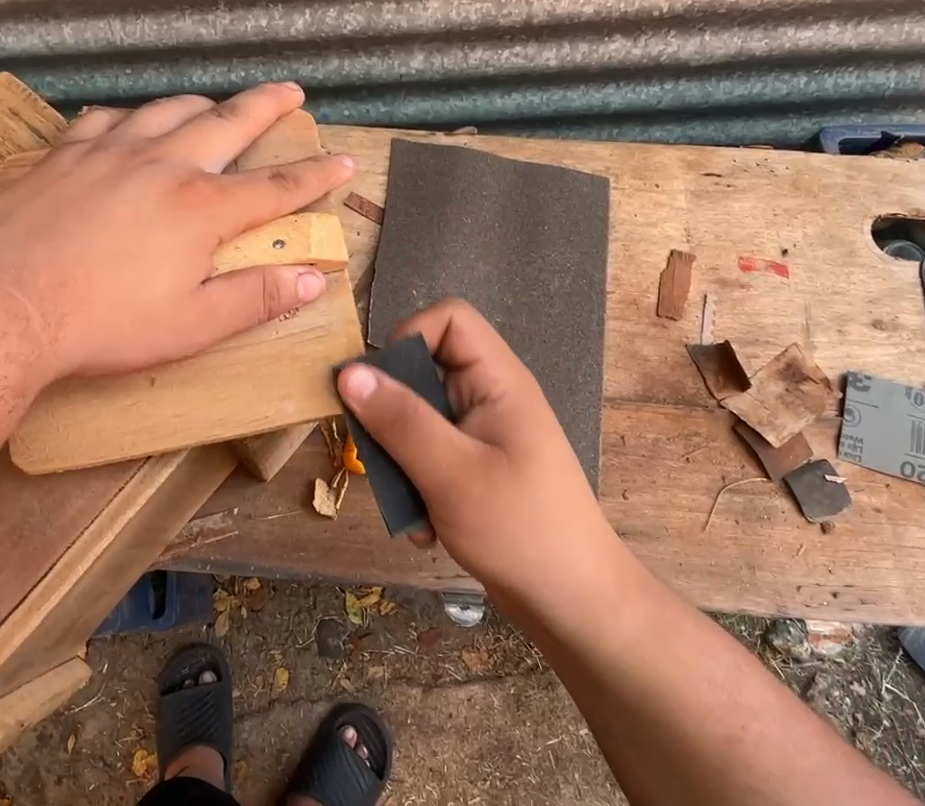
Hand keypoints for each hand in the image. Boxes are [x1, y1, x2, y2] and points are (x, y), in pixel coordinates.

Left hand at [0, 82, 355, 380]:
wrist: (4, 305)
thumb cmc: (104, 325)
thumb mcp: (193, 326)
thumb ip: (256, 298)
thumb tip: (313, 279)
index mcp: (201, 209)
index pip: (275, 187)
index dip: (314, 175)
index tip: (342, 161)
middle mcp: (162, 166)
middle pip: (227, 123)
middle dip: (266, 106)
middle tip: (290, 91)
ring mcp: (109, 153)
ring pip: (167, 110)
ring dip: (201, 103)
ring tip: (216, 103)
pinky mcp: (63, 156)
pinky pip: (105, 120)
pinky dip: (129, 117)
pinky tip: (128, 124)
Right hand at [335, 299, 611, 607]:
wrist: (574, 605)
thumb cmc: (521, 530)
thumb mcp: (451, 473)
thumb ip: (399, 421)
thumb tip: (349, 373)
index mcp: (498, 382)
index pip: (450, 320)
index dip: (409, 336)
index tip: (377, 384)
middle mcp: (489, 399)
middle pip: (423, 372)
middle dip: (393, 416)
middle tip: (378, 455)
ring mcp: (483, 437)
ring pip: (418, 421)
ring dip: (402, 462)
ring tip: (408, 506)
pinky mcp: (475, 471)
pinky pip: (429, 458)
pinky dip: (418, 488)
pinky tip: (426, 528)